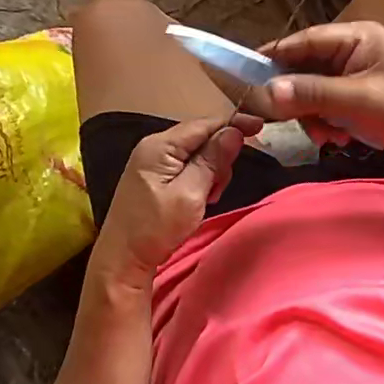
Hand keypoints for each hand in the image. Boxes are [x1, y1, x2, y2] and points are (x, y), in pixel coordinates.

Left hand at [92, 113, 261, 290]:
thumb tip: (233, 132)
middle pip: (201, 137)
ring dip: (211, 172)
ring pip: (196, 153)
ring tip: (208, 197)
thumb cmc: (155, 228)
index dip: (234, 123)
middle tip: (218, 188)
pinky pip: (186, 167)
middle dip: (219, 156)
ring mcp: (152, 162)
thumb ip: (212, 161)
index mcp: (160, 145)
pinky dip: (200, 180)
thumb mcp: (190, 194)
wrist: (122, 259)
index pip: (204, 123)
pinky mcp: (154, 177)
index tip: (261, 127)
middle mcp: (154, 146)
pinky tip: (200, 198)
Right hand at [255, 22, 383, 160]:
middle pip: (303, 68)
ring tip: (325, 134)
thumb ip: (312, 94)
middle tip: (286, 118)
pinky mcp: (355, 97)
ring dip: (311, 115)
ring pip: (310, 90)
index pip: (303, 41)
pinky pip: (323, 105)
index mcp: (355, 38)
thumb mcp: (358, 100)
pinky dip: (324, 122)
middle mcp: (351, 51)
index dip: (274, 56)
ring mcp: (352, 74)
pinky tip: (336, 137)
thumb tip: (268, 92)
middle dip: (296, 96)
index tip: (245, 73)